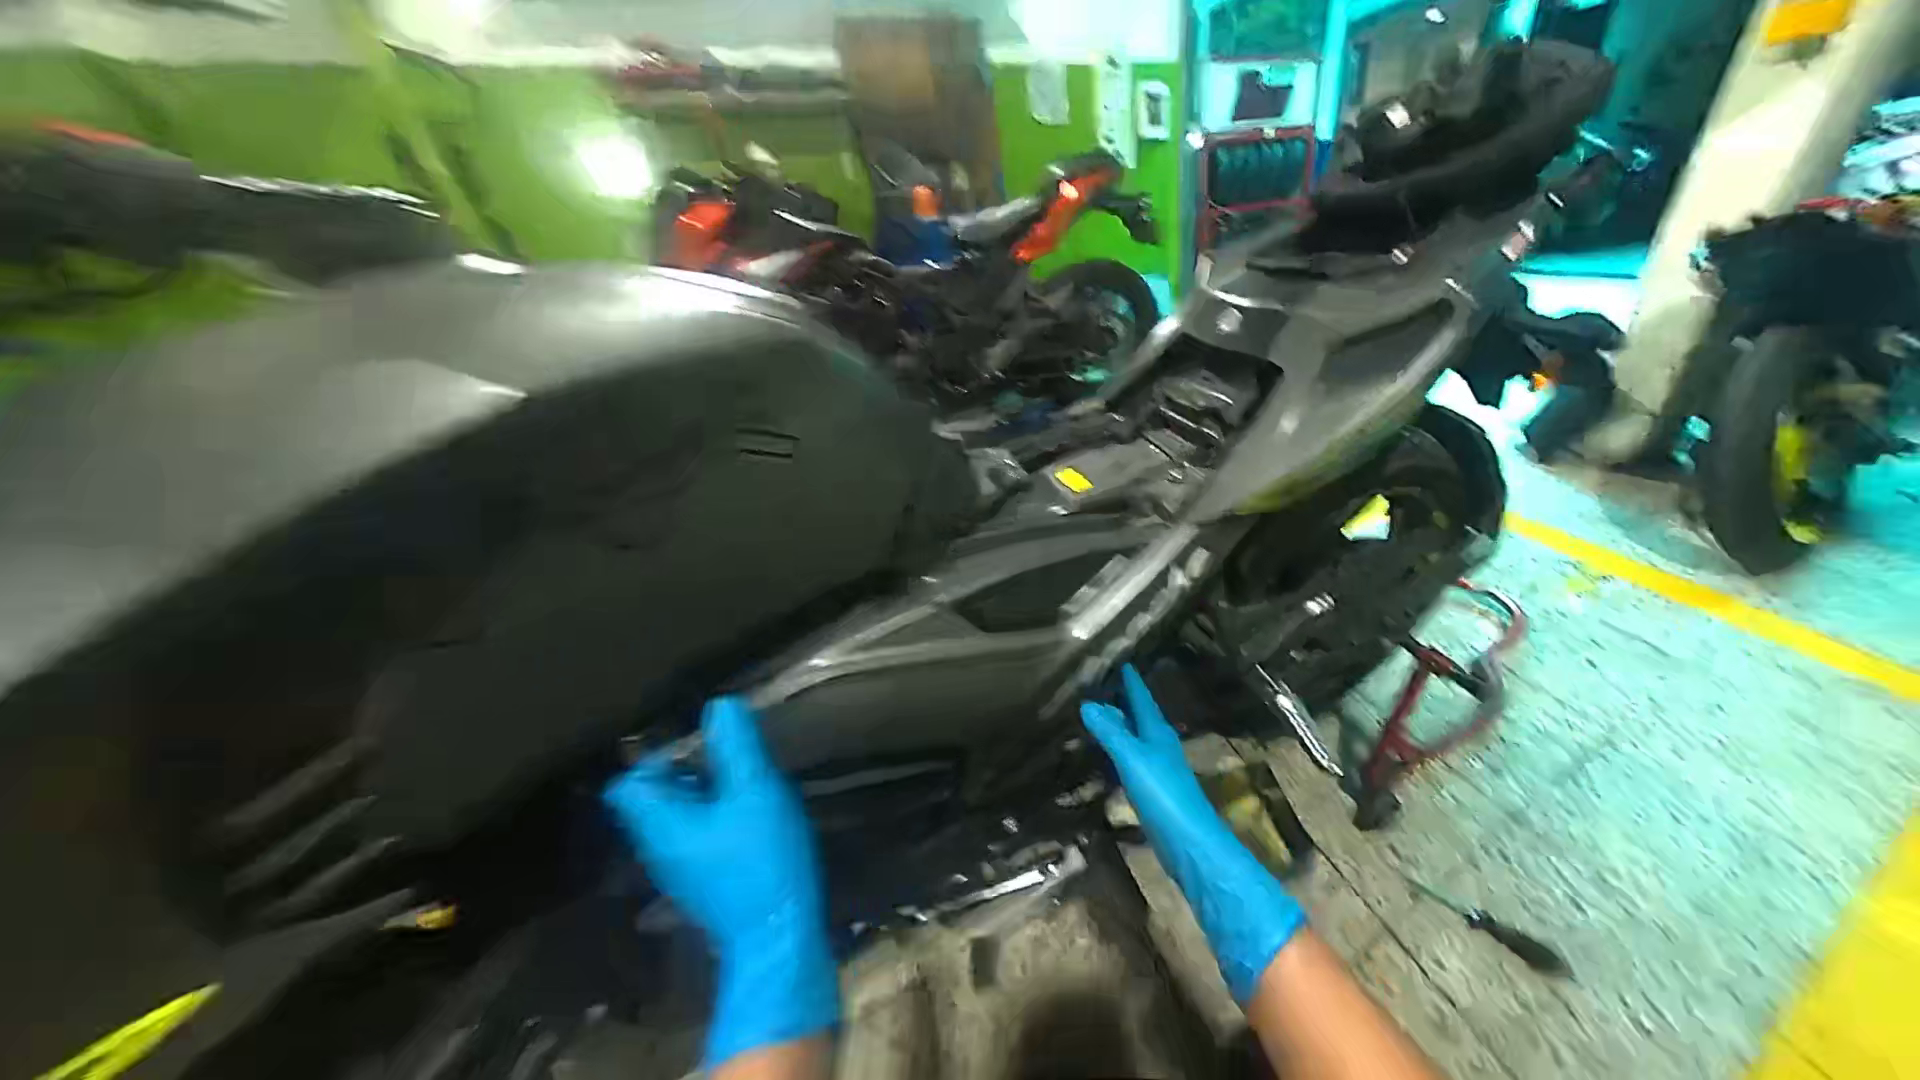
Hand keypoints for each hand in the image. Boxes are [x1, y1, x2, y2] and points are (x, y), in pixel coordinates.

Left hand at [603, 697, 838, 1066]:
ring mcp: (683, 864)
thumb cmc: (762, 860)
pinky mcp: (706, 874)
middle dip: (690, 766)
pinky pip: (700, 829)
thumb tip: (718, 705)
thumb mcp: (754, 792)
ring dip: (709, 787)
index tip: (699, 744)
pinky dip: (719, 810)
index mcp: (661, 824)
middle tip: (732, 756)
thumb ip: (735, 746)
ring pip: (681, 810)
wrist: (779, 934)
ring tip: (746, 778)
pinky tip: (753, 809)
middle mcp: (661, 845)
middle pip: (656, 792)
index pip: (627, 782)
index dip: (656, 755)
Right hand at [1081, 665, 1305, 1002]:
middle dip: (1127, 702)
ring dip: (1124, 726)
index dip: (1132, 684)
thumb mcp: (1133, 759)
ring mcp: (1160, 771)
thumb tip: (1088, 704)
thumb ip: (1111, 733)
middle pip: (1142, 718)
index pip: (1143, 702)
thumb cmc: (1165, 796)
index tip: (1123, 664)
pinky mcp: (1155, 793)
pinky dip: (1122, 751)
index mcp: (1158, 735)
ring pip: (1138, 739)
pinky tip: (1113, 756)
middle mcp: (1161, 748)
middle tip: (1107, 685)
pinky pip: (1133, 761)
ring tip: (1104, 715)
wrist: (1191, 845)